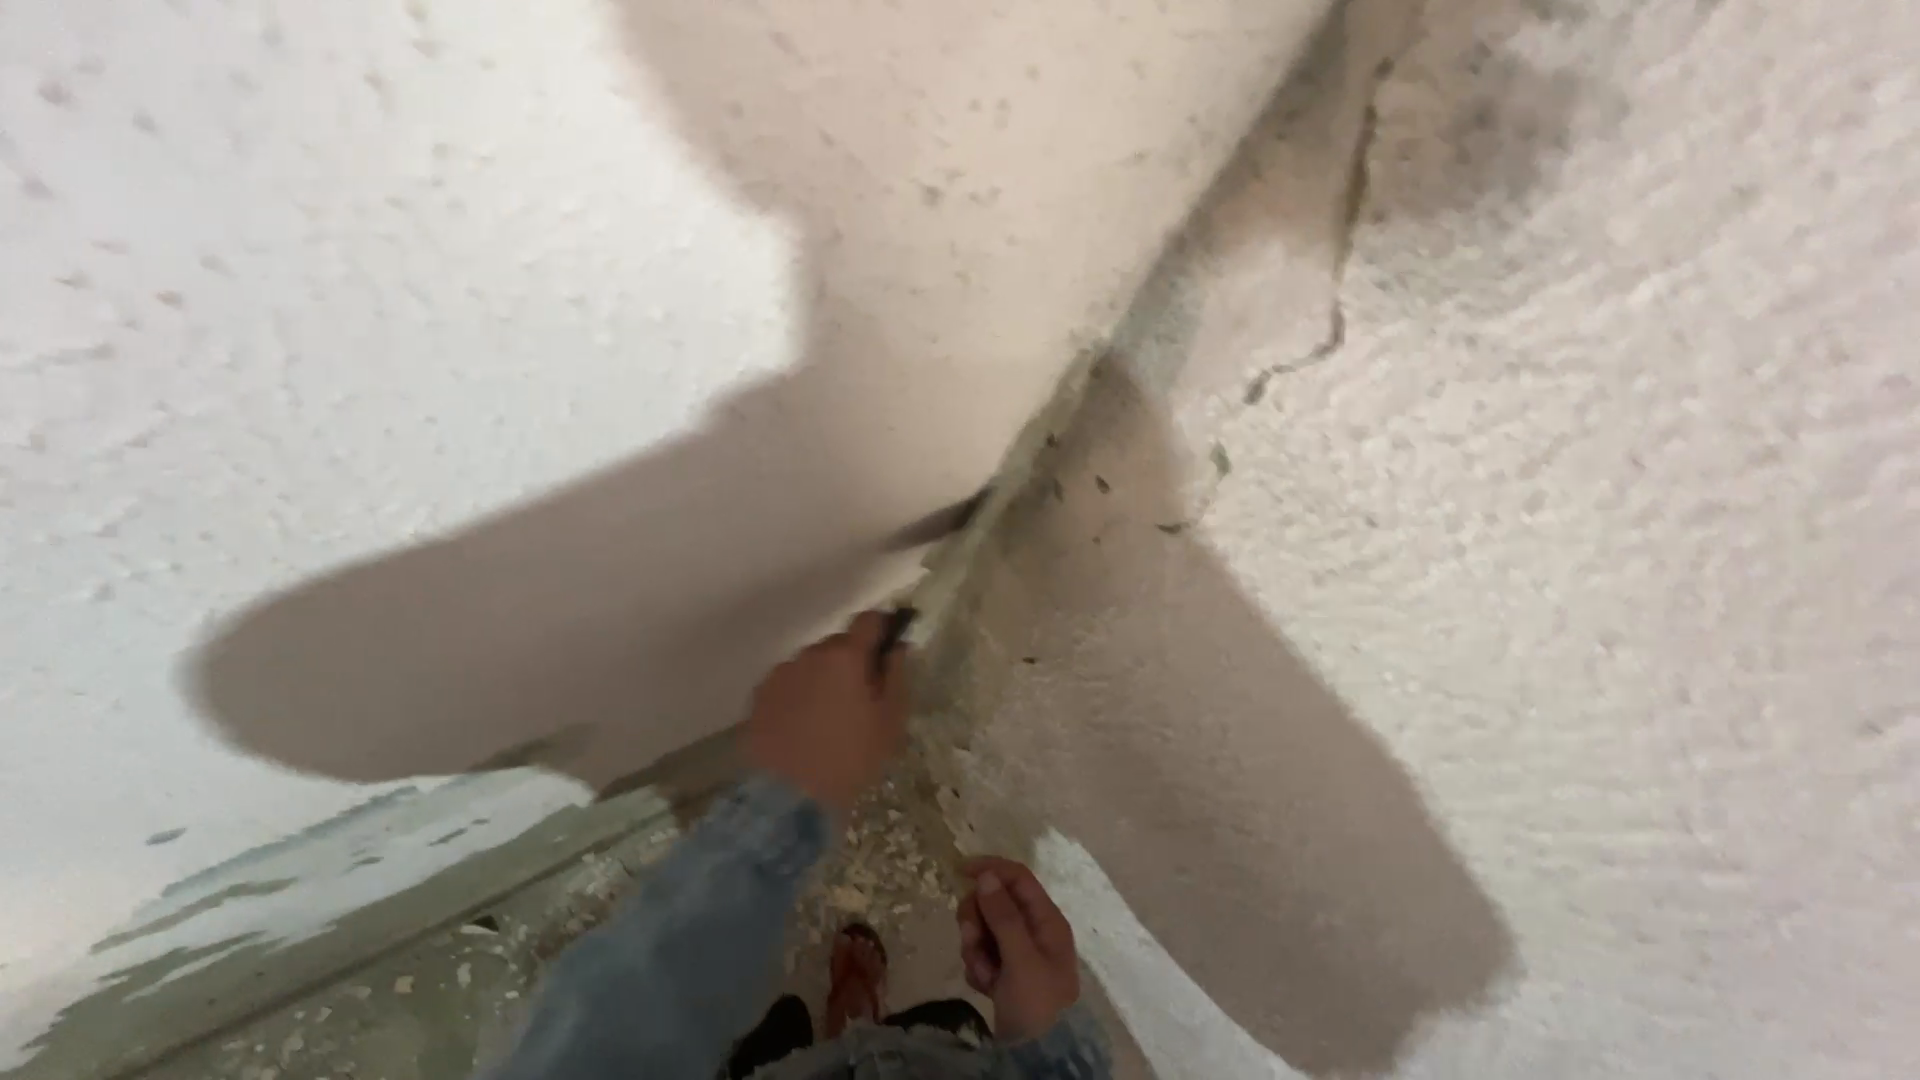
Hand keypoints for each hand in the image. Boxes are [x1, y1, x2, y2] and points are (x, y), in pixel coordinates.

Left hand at [742, 610, 909, 813]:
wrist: (788, 798)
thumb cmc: (850, 759)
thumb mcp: (890, 722)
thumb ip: (897, 676)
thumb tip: (897, 647)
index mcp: (846, 655)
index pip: (869, 620)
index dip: (883, 628)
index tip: (890, 646)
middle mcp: (811, 654)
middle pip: (839, 643)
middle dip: (853, 661)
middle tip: (862, 697)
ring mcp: (781, 673)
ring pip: (812, 664)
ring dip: (824, 678)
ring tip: (828, 718)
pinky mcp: (760, 695)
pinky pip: (789, 683)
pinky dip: (800, 694)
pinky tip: (803, 726)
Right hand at [956, 856, 1080, 1040]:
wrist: (1039, 1058)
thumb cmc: (1037, 1003)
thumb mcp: (1022, 958)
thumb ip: (1004, 916)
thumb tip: (986, 875)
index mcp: (1046, 920)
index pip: (1017, 877)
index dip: (990, 868)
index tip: (959, 872)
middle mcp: (1033, 930)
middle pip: (994, 901)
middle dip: (977, 919)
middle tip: (972, 939)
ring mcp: (1018, 952)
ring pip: (983, 928)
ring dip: (975, 948)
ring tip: (984, 974)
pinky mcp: (1005, 972)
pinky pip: (981, 953)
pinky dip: (978, 967)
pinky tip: (986, 987)